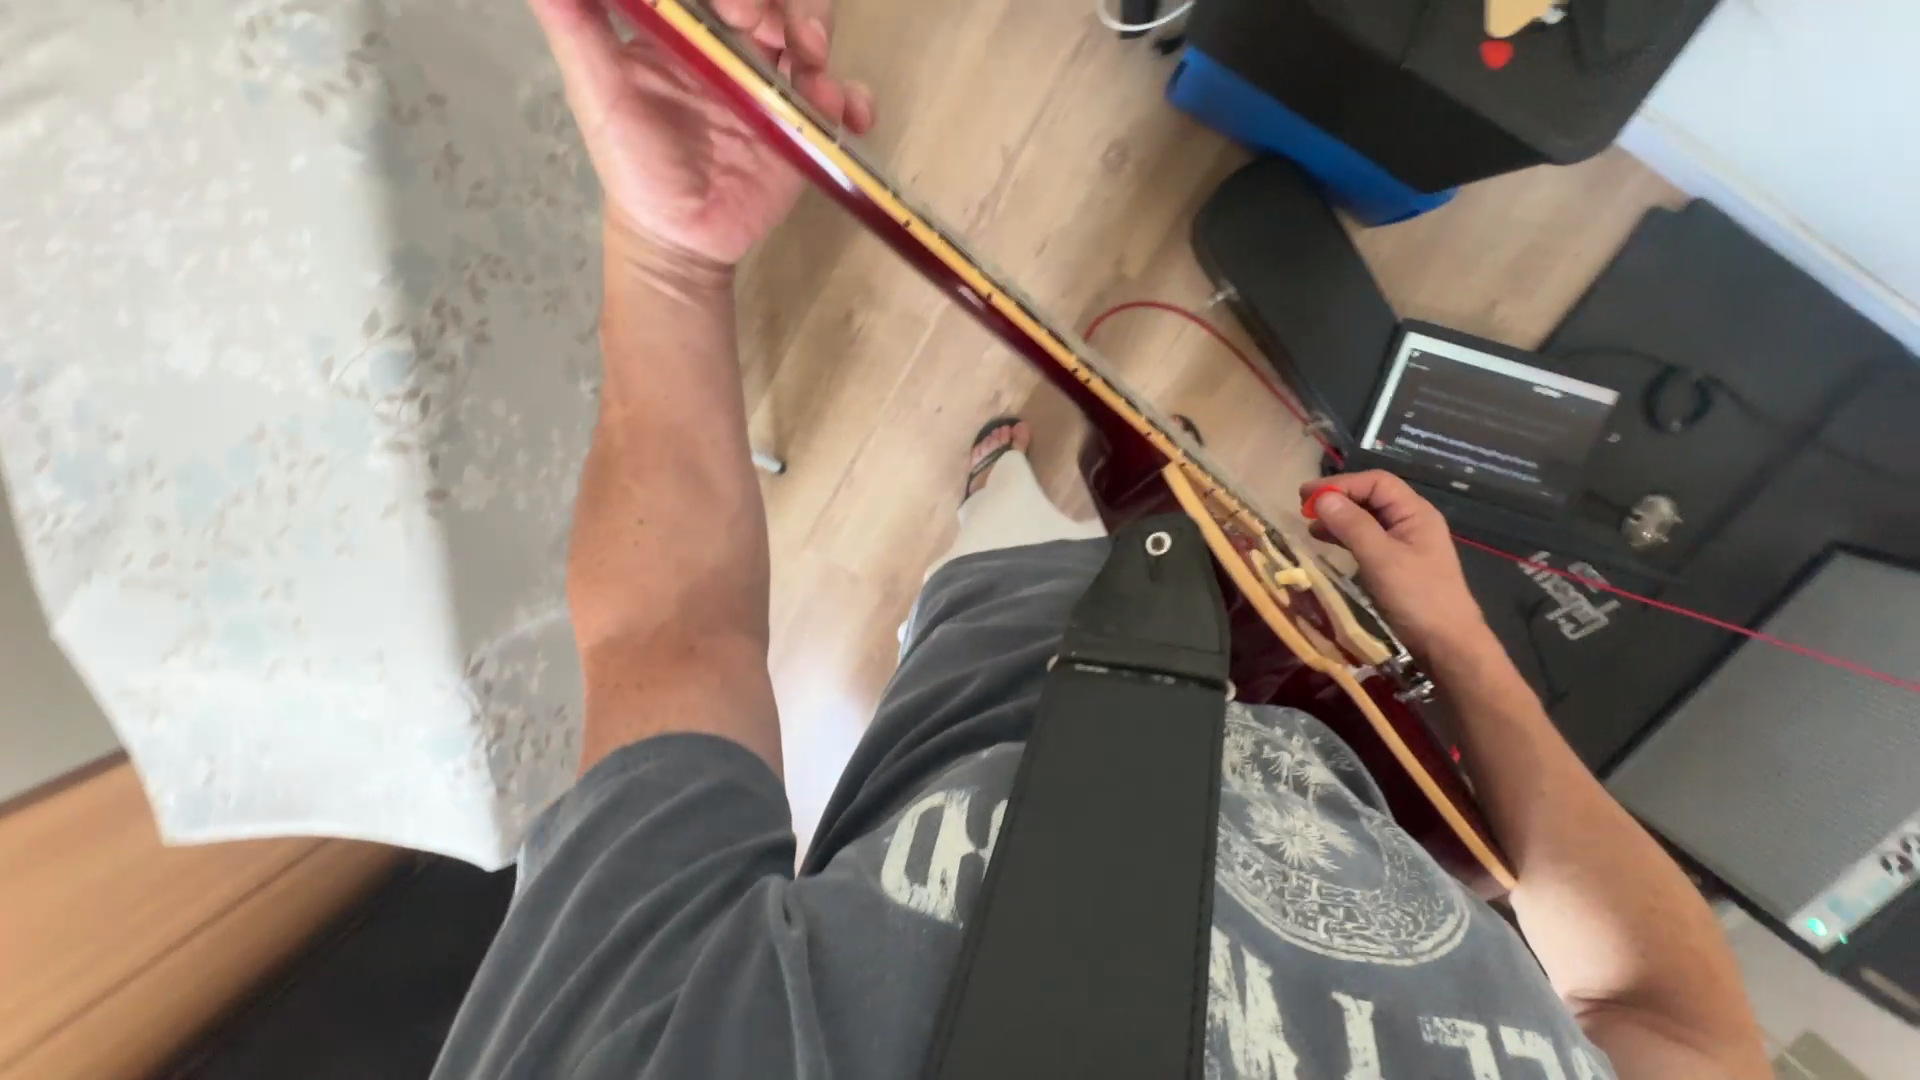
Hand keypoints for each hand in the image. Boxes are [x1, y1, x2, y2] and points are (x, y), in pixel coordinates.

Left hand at [530, 0, 875, 270]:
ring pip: (811, 30)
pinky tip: (848, 115)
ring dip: (819, 35)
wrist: (681, 239)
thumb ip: (576, 26)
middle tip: (769, 34)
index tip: (734, 8)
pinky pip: (839, 98)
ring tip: (813, 76)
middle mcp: (731, 45)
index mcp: (684, 25)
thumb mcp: (598, 92)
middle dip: (783, 1)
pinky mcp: (799, 124)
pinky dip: (853, 99)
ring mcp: (770, 83)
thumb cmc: (635, 167)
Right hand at [1301, 471, 1490, 663]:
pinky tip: (1325, 541)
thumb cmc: (1417, 597)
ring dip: (1337, 516)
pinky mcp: (1395, 563)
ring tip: (1309, 524)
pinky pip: (1365, 539)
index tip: (1307, 496)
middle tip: (1303, 506)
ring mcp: (1404, 543)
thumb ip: (1352, 525)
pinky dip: (1343, 535)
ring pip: (1366, 518)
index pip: (1376, 482)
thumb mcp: (1381, 558)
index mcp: (1415, 513)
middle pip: (1371, 497)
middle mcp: (1411, 522)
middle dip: (1337, 497)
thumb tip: (1322, 498)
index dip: (1341, 484)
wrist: (1446, 643)